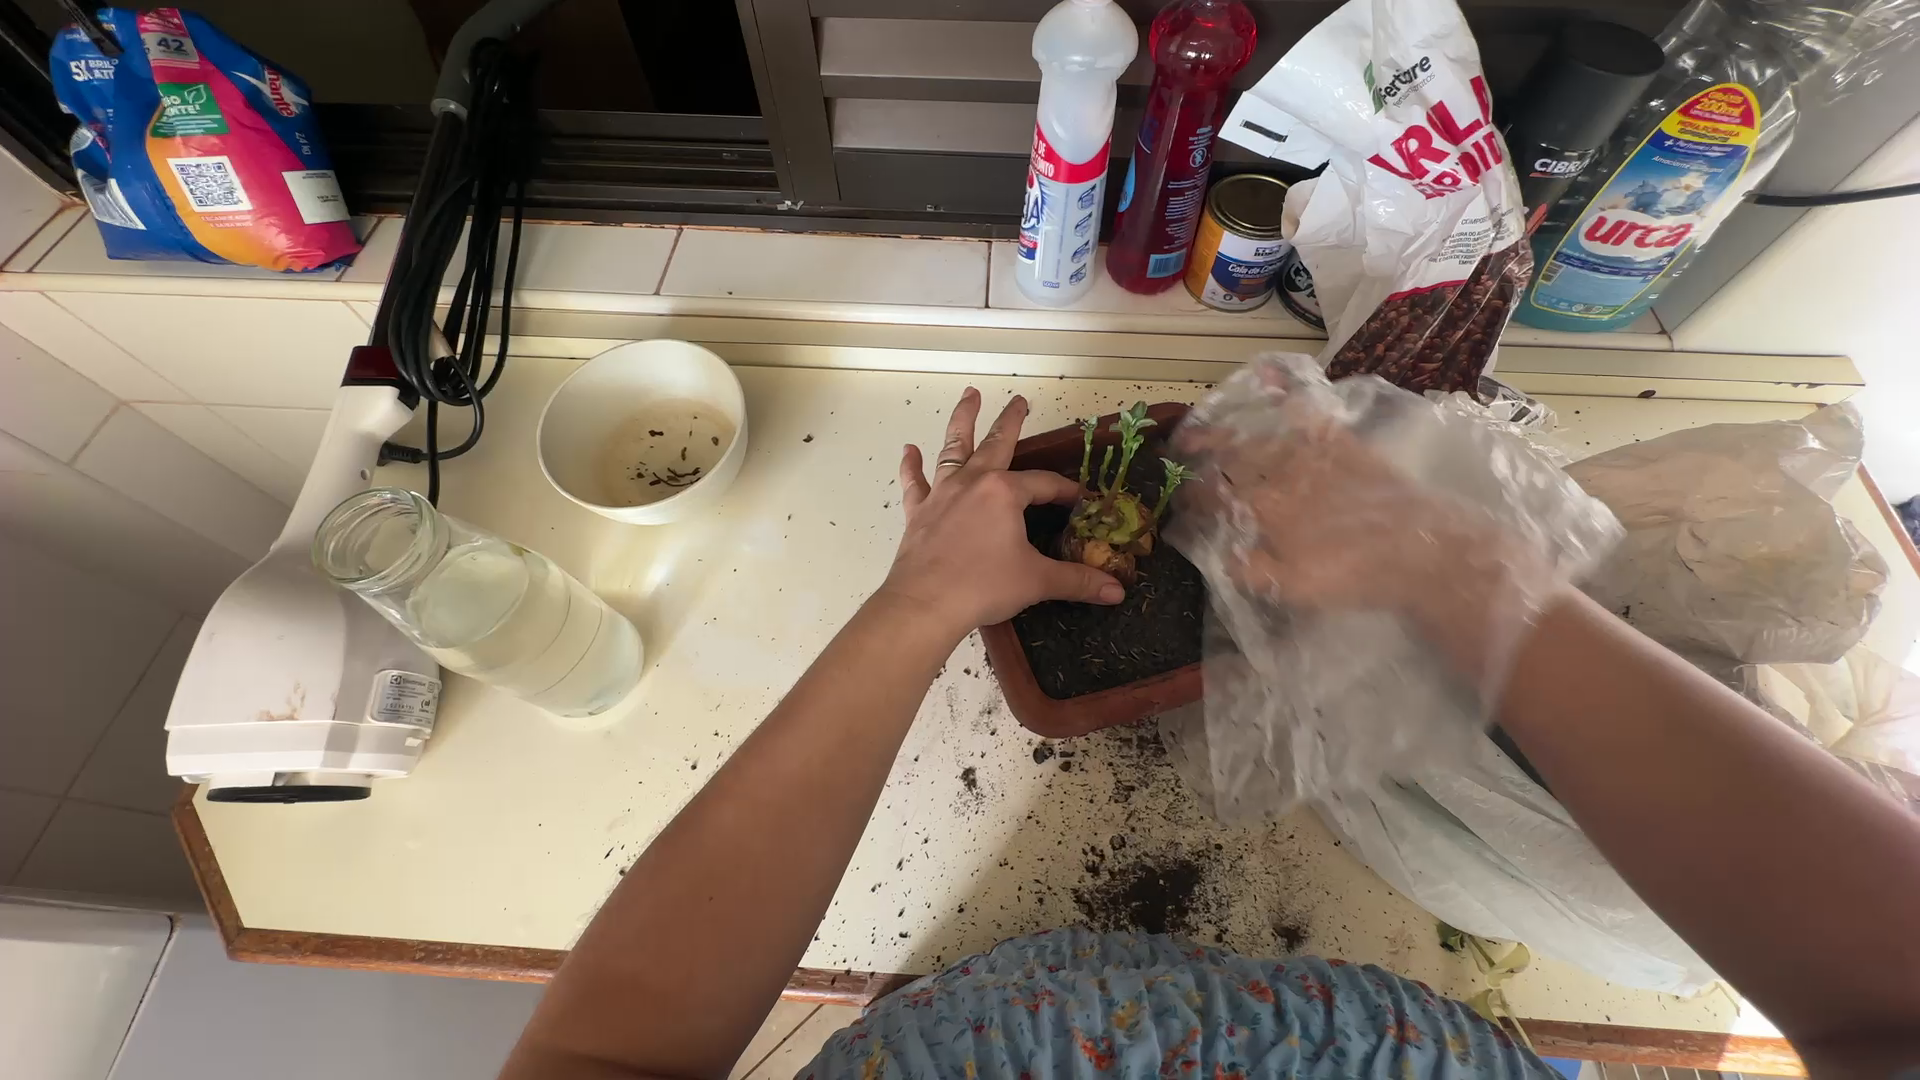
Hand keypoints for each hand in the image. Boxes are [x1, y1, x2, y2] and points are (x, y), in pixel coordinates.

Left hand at [878, 388, 1123, 641]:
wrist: (925, 604)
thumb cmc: (983, 587)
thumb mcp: (1036, 581)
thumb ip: (1077, 581)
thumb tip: (1116, 591)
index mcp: (1004, 492)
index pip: (1043, 484)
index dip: (1064, 491)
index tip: (1079, 499)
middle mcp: (972, 482)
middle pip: (997, 443)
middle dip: (1012, 420)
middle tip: (1020, 400)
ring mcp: (941, 494)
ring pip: (954, 448)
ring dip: (963, 420)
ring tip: (969, 396)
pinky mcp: (917, 512)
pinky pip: (914, 483)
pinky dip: (911, 466)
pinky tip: (909, 450)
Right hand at [1174, 408, 1553, 685]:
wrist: (1421, 551)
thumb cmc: (1350, 574)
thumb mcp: (1289, 586)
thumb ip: (1245, 568)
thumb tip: (1213, 551)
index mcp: (1263, 507)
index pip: (1214, 493)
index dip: (1191, 491)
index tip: (1177, 493)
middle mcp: (1282, 472)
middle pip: (1232, 455)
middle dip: (1202, 449)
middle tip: (1181, 443)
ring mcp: (1315, 454)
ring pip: (1263, 434)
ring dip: (1233, 427)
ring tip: (1214, 422)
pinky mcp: (1346, 446)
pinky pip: (1310, 416)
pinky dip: (1289, 400)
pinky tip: (1276, 388)